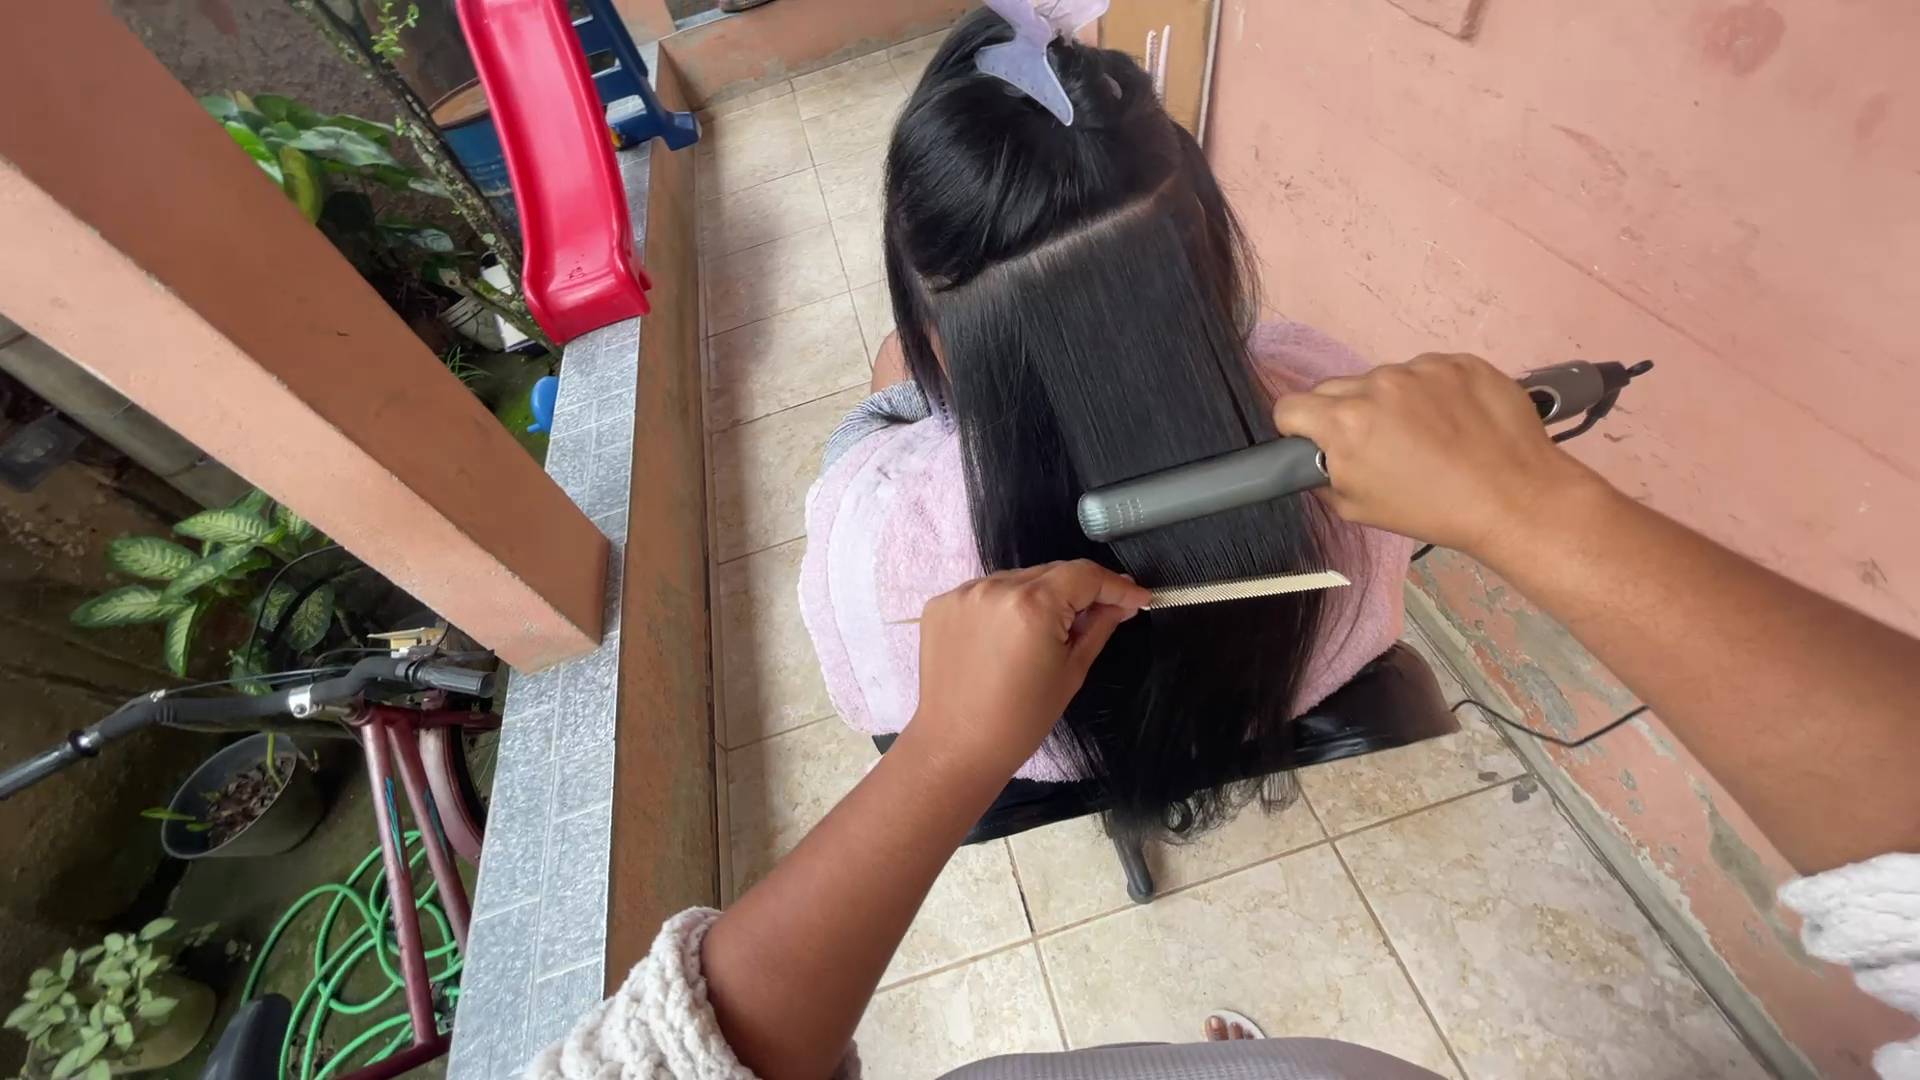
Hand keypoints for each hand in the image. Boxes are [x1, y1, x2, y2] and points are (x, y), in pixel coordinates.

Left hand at [909, 561, 1149, 776]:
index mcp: (1032, 605)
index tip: (1136, 597)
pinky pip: (985, 592)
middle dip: (1078, 590)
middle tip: (1100, 613)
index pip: (1084, 575)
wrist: (957, 746)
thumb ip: (1099, 626)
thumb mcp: (1072, 671)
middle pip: (1050, 572)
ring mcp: (963, 593)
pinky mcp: (941, 604)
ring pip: (1017, 580)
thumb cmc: (1022, 719)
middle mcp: (995, 588)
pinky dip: (1004, 606)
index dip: (1115, 585)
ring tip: (1047, 632)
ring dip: (1040, 596)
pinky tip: (1008, 637)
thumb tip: (1123, 602)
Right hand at [1272, 353, 1616, 558]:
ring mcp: (1421, 368)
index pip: (1288, 406)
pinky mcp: (1459, 361)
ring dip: (1386, 401)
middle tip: (1371, 443)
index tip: (1314, 442)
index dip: (1296, 428)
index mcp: (1345, 422)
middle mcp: (1378, 385)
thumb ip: (1321, 472)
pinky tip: (1449, 421)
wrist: (1514, 498)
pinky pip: (1423, 371)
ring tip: (1420, 433)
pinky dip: (1427, 392)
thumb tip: (1315, 456)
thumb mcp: (1353, 506)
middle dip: (1340, 414)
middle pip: (1332, 389)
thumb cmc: (1429, 509)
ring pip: (1380, 379)